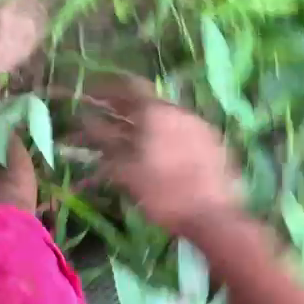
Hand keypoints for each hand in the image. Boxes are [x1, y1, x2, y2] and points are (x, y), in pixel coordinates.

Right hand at [83, 78, 242, 232]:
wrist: (215, 219)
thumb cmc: (163, 192)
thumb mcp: (125, 170)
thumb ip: (105, 140)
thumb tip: (86, 119)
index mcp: (156, 111)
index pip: (128, 85)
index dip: (108, 87)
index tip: (93, 94)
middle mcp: (179, 111)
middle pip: (147, 100)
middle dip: (125, 108)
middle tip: (109, 119)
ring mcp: (200, 127)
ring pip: (167, 116)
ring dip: (147, 123)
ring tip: (134, 140)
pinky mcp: (216, 145)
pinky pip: (184, 131)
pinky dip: (167, 136)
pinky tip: (162, 154)